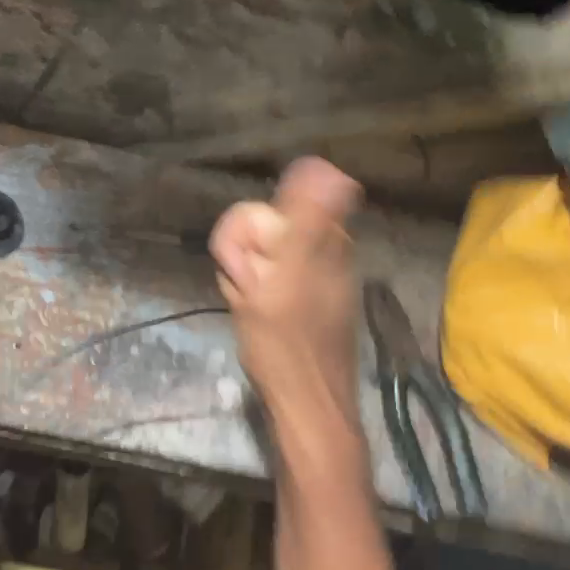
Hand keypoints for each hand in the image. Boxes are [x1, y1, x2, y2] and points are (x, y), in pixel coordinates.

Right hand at [209, 158, 365, 471]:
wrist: (304, 403)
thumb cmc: (287, 342)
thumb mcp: (287, 275)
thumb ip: (304, 220)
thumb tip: (326, 166)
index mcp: (325, 245)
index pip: (269, 210)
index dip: (247, 230)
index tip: (249, 259)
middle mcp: (326, 255)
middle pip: (264, 230)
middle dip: (243, 254)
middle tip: (246, 287)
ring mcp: (315, 279)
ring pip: (261, 256)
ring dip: (244, 275)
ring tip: (247, 302)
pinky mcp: (305, 301)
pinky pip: (267, 279)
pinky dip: (252, 292)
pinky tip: (251, 312)